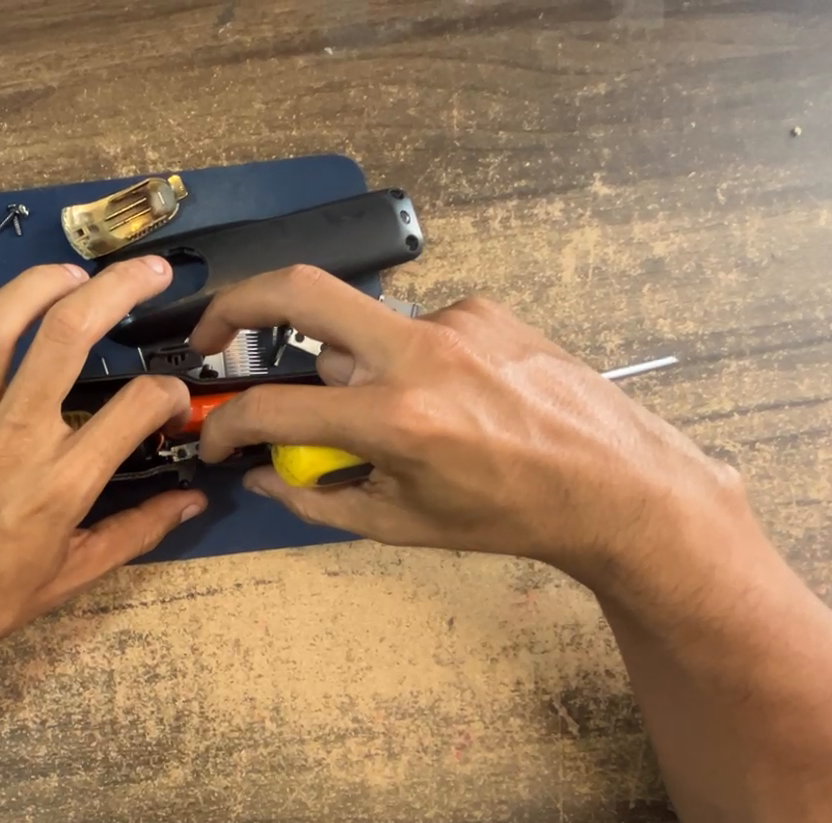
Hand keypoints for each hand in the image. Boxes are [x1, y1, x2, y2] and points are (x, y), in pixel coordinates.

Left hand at [0, 258, 206, 679]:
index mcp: (62, 481)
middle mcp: (15, 437)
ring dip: (37, 286)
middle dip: (116, 290)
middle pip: (67, 336)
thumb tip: (191, 503)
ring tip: (70, 274)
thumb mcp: (75, 574)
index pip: (135, 408)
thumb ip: (137, 532)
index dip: (168, 394)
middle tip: (148, 272)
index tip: (170, 402)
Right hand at [193, 266, 748, 596]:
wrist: (621, 486)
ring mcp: (453, 319)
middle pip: (300, 291)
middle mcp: (418, 353)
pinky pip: (409, 330)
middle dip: (234, 305)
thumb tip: (258, 479)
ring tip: (387, 414)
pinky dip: (399, 362)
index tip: (213, 441)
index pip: (274, 410)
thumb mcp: (397, 523)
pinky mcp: (482, 308)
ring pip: (357, 327)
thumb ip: (313, 500)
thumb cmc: (503, 517)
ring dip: (343, 365)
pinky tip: (442, 398)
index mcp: (394, 419)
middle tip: (210, 336)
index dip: (225, 427)